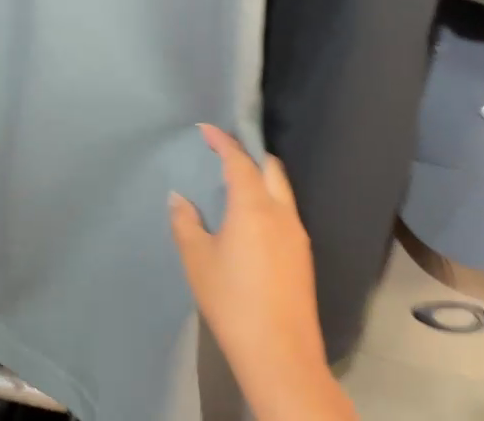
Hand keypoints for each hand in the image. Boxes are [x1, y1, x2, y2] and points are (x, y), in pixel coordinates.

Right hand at [171, 125, 352, 418]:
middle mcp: (282, 215)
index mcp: (254, 207)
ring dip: (260, 178)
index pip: (240, 161)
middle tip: (222, 150)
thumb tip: (180, 199)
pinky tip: (247, 216)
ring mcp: (297, 237)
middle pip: (271, 170)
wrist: (280, 354)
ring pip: (282, 191)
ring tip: (232, 180)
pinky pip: (285, 213)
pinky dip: (267, 200)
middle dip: (249, 153)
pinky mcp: (302, 257)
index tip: (205, 128)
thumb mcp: (196, 257)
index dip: (223, 141)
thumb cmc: (231, 299)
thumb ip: (185, 221)